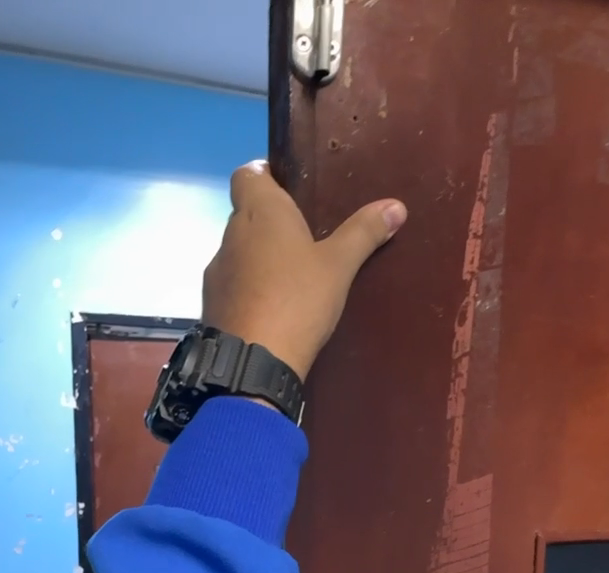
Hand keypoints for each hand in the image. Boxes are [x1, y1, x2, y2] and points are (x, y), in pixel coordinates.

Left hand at [202, 161, 406, 380]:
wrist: (253, 361)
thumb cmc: (297, 300)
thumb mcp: (338, 266)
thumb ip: (363, 233)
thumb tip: (396, 207)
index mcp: (259, 212)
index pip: (247, 174)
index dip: (264, 174)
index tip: (287, 187)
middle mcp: (230, 235)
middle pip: (246, 216)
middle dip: (271, 224)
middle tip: (303, 239)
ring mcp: (217, 272)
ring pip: (239, 253)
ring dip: (260, 260)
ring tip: (290, 279)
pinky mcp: (212, 306)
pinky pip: (234, 287)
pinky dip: (250, 290)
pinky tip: (272, 309)